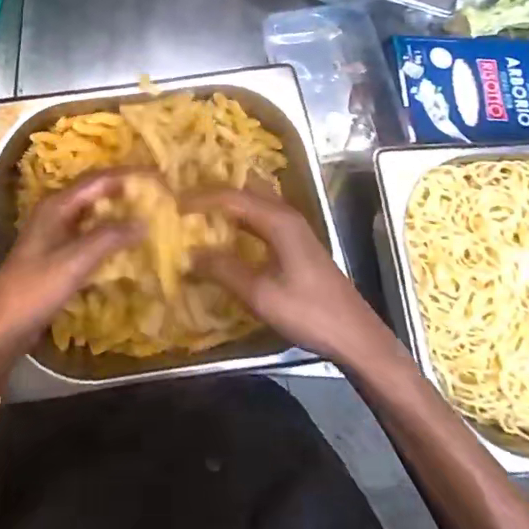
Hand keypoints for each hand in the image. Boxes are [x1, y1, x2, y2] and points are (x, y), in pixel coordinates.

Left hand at [0, 167, 144, 353]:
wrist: (3, 325)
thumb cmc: (36, 288)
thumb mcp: (75, 261)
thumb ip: (109, 238)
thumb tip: (144, 221)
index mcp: (57, 205)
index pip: (99, 179)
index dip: (129, 175)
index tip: (158, 177)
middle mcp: (56, 211)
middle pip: (96, 190)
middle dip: (125, 189)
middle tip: (157, 194)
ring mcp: (55, 231)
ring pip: (93, 211)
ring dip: (118, 210)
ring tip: (148, 213)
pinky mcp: (58, 252)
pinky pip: (89, 232)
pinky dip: (109, 231)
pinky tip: (126, 242)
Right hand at [184, 185, 400, 366]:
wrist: (356, 337)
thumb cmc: (308, 312)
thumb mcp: (260, 294)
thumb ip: (223, 270)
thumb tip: (189, 255)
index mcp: (277, 220)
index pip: (231, 197)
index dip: (200, 199)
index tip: (172, 205)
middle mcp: (286, 215)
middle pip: (244, 192)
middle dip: (213, 193)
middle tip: (183, 201)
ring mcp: (294, 228)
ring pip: (254, 203)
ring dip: (227, 205)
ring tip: (199, 212)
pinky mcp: (296, 243)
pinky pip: (260, 217)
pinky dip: (240, 218)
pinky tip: (228, 233)